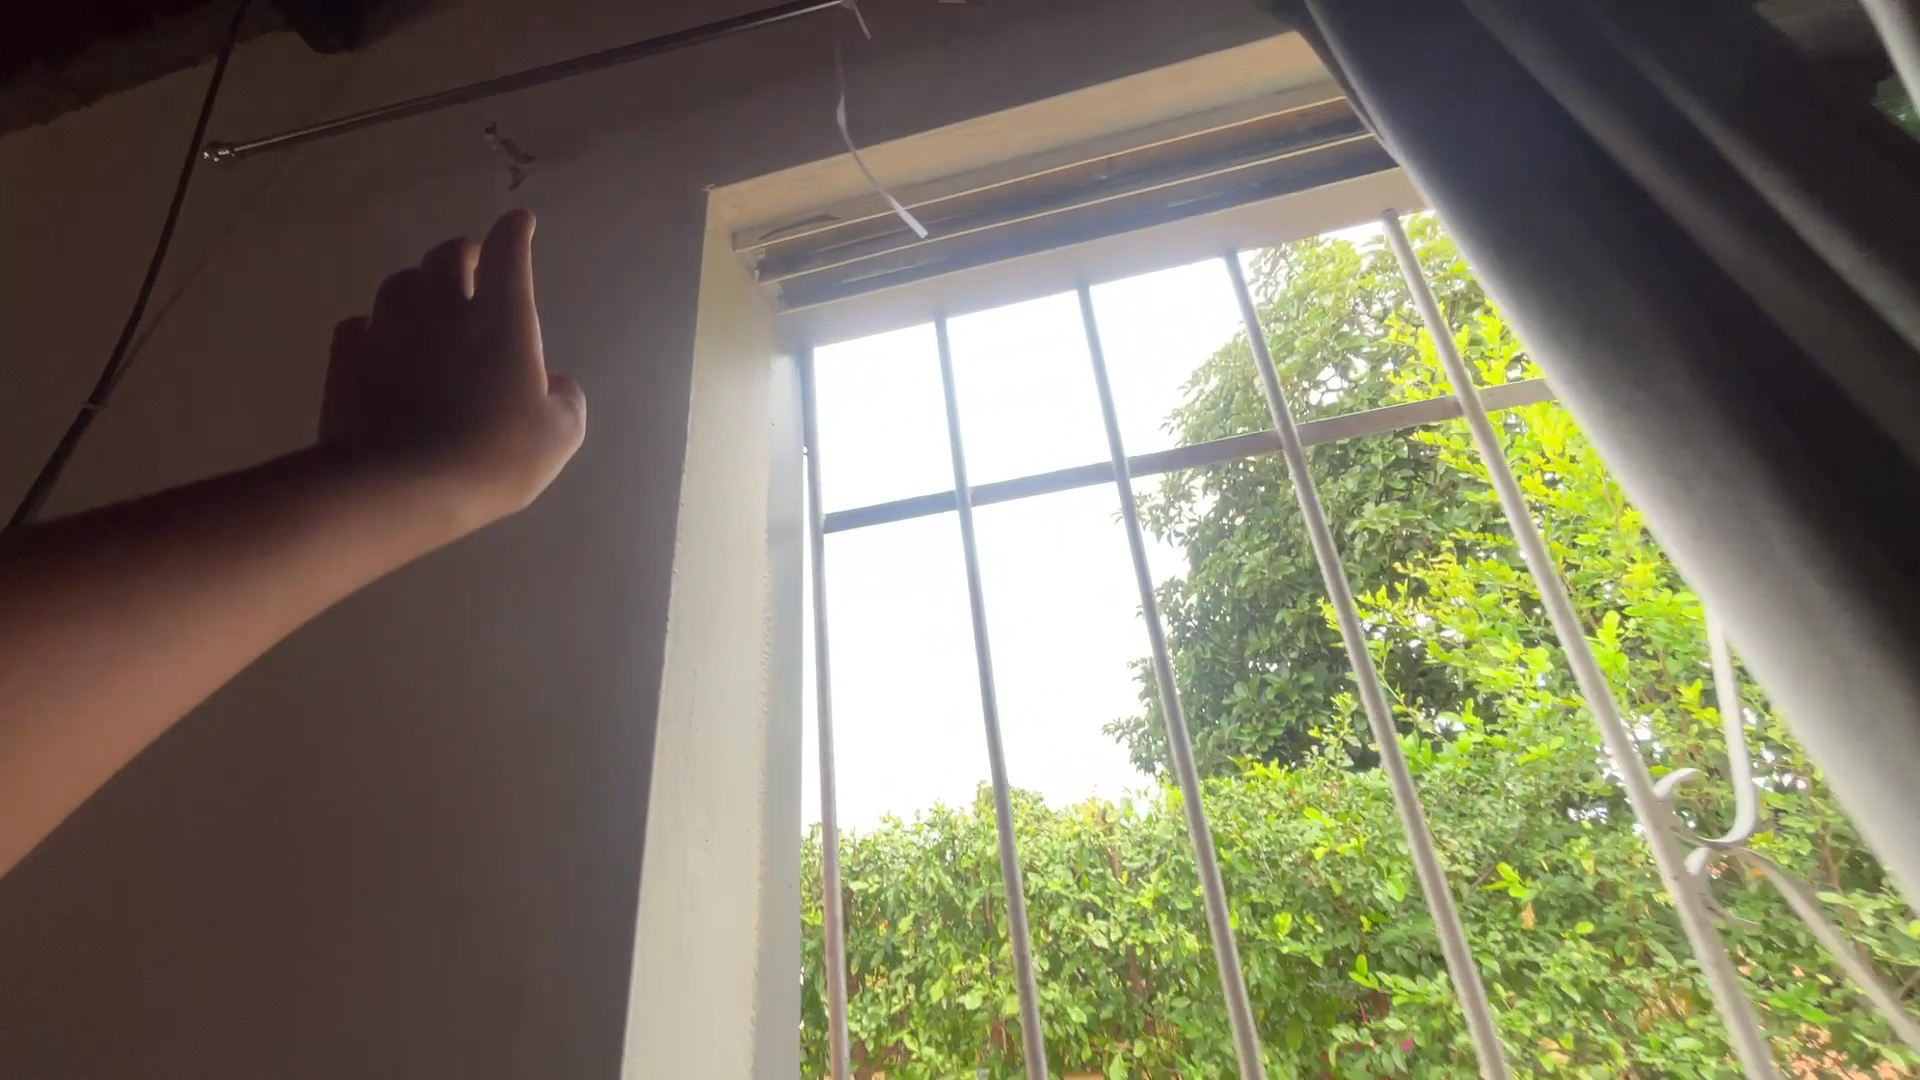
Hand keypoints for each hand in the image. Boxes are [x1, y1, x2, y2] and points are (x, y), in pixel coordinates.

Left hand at [321, 210, 585, 527]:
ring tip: (433, 298)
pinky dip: (383, 322)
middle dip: (466, 252)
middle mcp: (444, 312)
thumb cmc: (497, 456)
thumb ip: (566, 398)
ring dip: (422, 281)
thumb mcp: (562, 435)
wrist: (402, 485)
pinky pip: (364, 322)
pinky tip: (389, 340)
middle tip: (477, 263)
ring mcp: (390, 331)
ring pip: (401, 282)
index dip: (516, 234)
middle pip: (447, 257)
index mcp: (503, 325)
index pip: (509, 258)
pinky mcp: (350, 357)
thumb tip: (552, 380)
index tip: (521, 221)